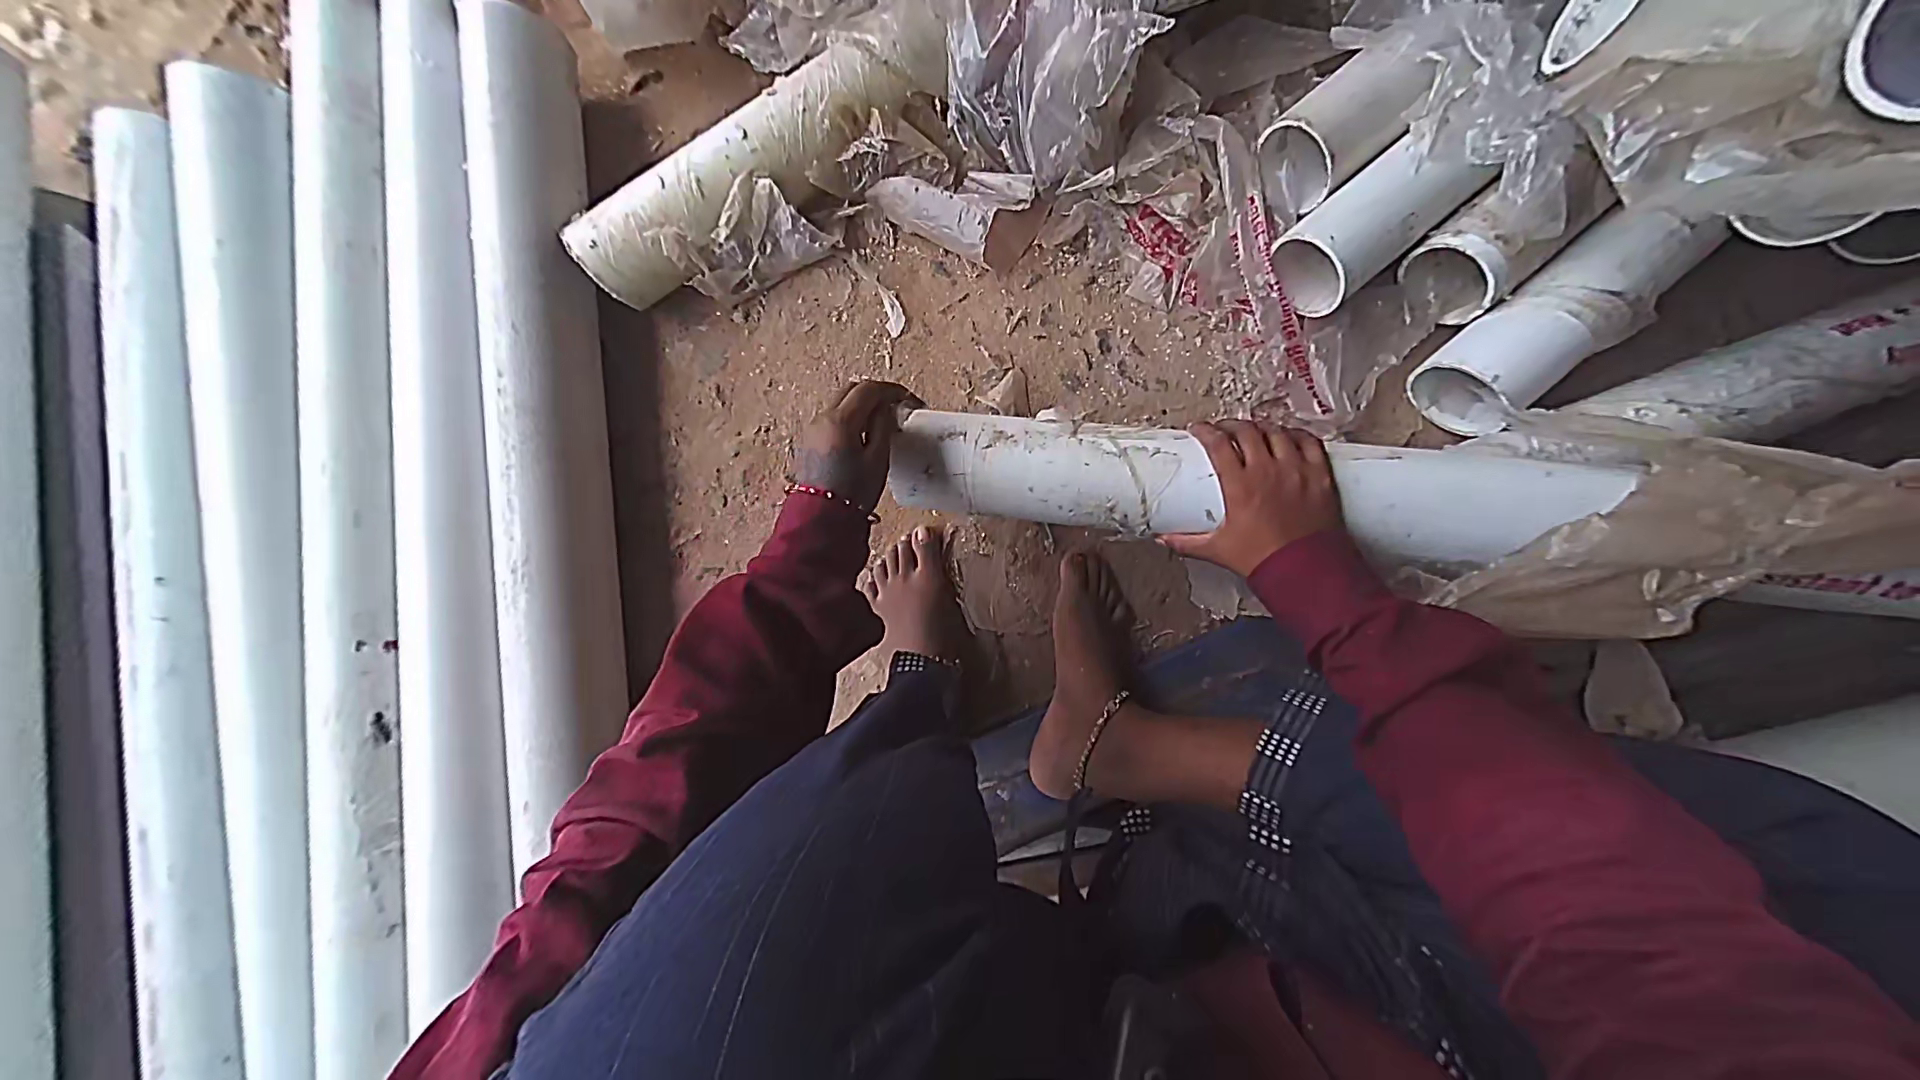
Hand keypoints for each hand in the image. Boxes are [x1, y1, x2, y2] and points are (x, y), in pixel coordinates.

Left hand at [793, 381, 921, 511]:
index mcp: (840, 421)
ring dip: (863, 407)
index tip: (907, 400)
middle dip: (876, 394)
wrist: (821, 519)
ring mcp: (814, 430)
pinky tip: (864, 436)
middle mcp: (823, 420)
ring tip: (882, 424)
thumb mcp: (878, 459)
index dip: (892, 391)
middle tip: (896, 406)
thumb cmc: (851, 494)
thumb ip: (883, 427)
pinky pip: (833, 420)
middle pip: (852, 390)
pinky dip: (850, 419)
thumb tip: (885, 410)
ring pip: (841, 404)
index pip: (868, 390)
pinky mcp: (811, 443)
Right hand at [1161, 420, 1343, 576]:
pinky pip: (1309, 442)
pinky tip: (1290, 437)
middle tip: (1224, 429)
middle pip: (1248, 431)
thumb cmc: (1263, 560)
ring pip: (1278, 432)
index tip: (1199, 430)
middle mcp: (1268, 471)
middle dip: (1232, 425)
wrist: (1306, 571)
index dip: (1206, 431)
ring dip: (1263, 428)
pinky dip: (1297, 435)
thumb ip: (1187, 543)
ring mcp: (1297, 470)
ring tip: (1255, 431)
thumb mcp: (1218, 549)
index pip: (1219, 444)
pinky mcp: (1320, 476)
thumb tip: (1163, 539)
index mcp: (1240, 485)